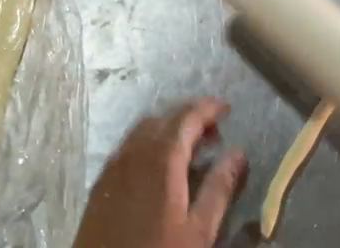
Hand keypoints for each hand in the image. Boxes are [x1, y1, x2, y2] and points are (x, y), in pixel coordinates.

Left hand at [75, 97, 248, 247]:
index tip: (228, 109)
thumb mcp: (198, 231)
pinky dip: (148, 142)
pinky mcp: (101, 184)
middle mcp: (134, 152)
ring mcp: (114, 167)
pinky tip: (157, 165)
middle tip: (213, 133)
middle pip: (165, 118)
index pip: (188, 116)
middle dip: (190, 117)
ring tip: (188, 147)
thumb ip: (219, 188)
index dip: (209, 108)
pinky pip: (128, 146)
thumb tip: (238, 153)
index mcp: (162, 158)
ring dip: (168, 128)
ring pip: (143, 129)